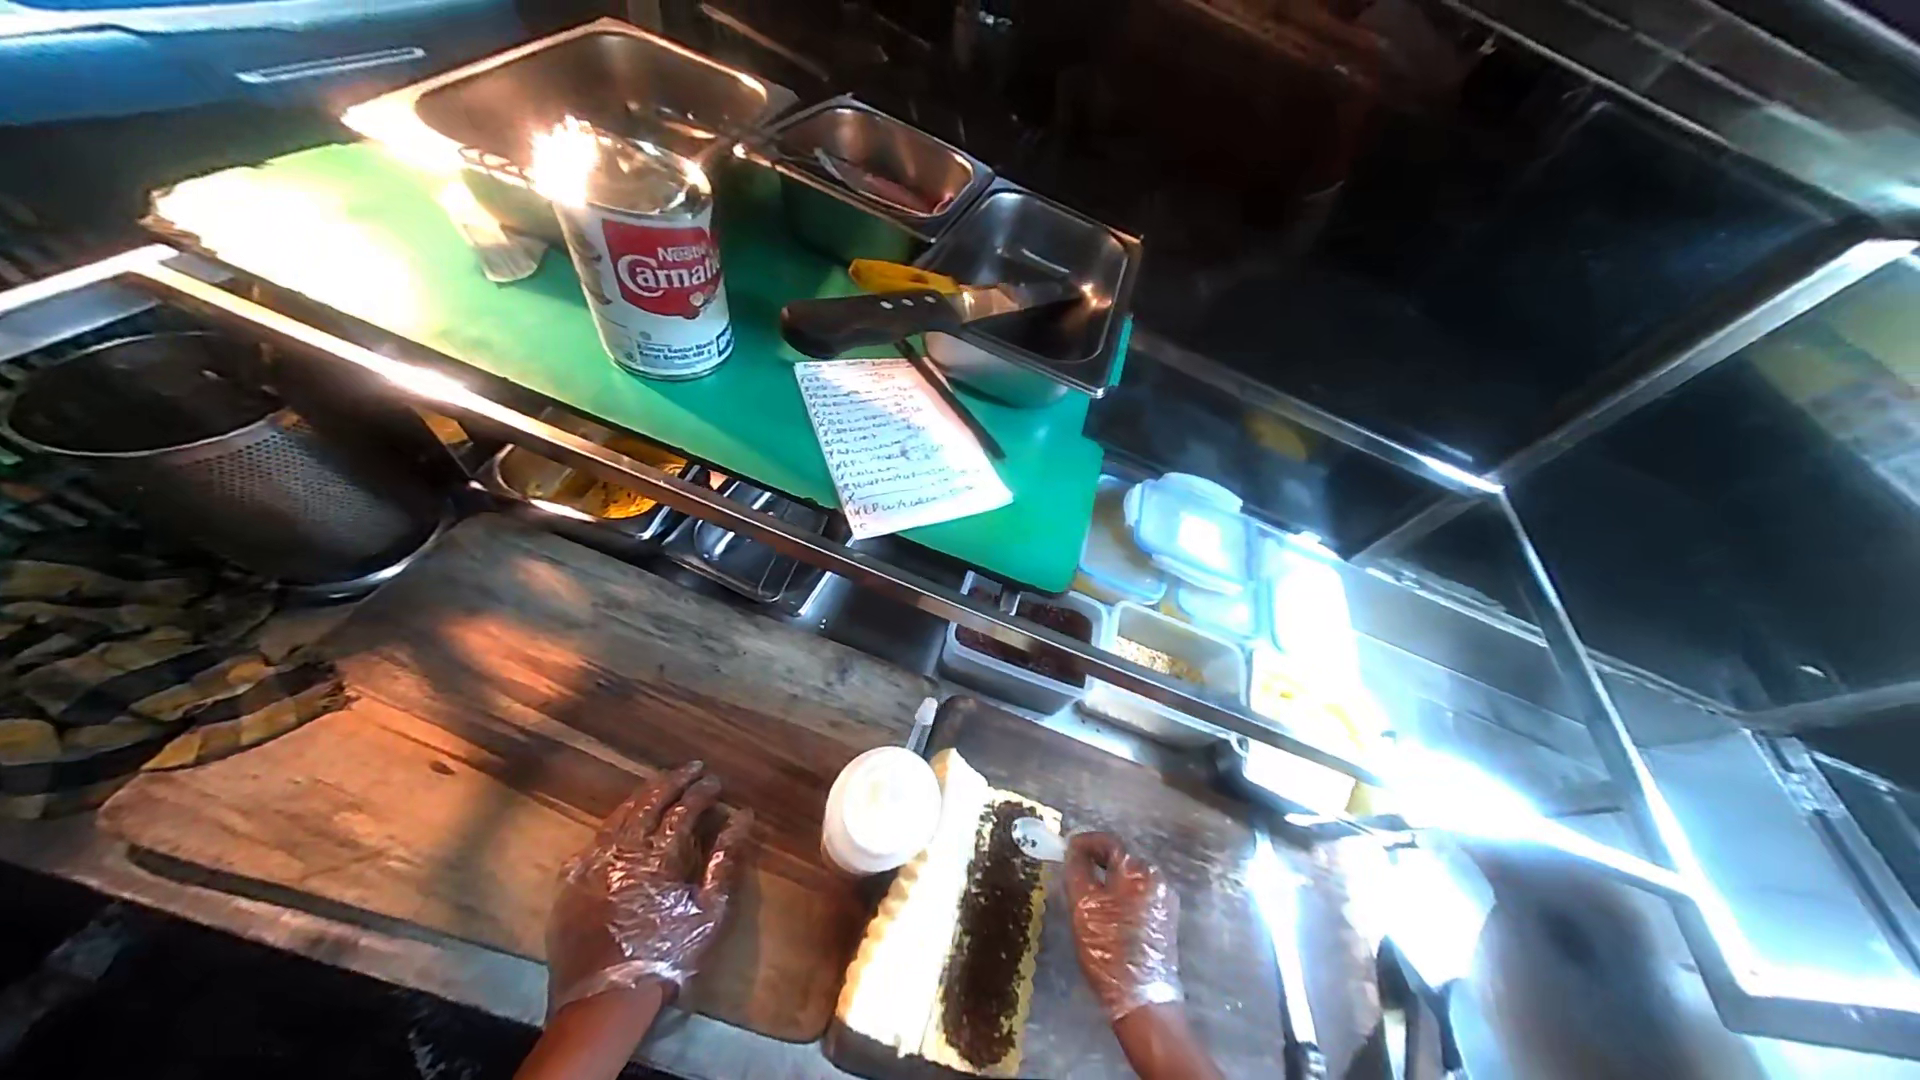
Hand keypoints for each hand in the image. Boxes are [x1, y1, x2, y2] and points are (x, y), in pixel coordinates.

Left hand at [544, 760, 752, 1015]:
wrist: (606, 1001)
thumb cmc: (667, 952)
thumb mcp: (710, 910)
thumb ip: (725, 860)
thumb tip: (743, 817)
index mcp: (660, 856)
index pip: (684, 809)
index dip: (702, 791)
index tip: (716, 780)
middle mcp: (624, 851)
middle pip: (650, 802)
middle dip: (674, 781)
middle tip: (692, 767)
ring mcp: (594, 865)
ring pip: (619, 816)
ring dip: (642, 795)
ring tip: (659, 782)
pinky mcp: (572, 884)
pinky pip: (592, 842)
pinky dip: (611, 826)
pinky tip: (619, 823)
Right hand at [1064, 832, 1183, 1021]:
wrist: (1142, 1003)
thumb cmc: (1109, 950)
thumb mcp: (1083, 905)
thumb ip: (1076, 868)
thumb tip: (1074, 848)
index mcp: (1140, 872)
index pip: (1109, 842)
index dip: (1084, 842)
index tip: (1066, 848)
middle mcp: (1158, 880)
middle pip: (1122, 859)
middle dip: (1096, 860)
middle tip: (1073, 868)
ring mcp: (1165, 901)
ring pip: (1130, 878)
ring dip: (1108, 878)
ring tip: (1087, 889)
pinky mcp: (1166, 920)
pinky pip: (1139, 895)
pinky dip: (1121, 894)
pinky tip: (1106, 908)